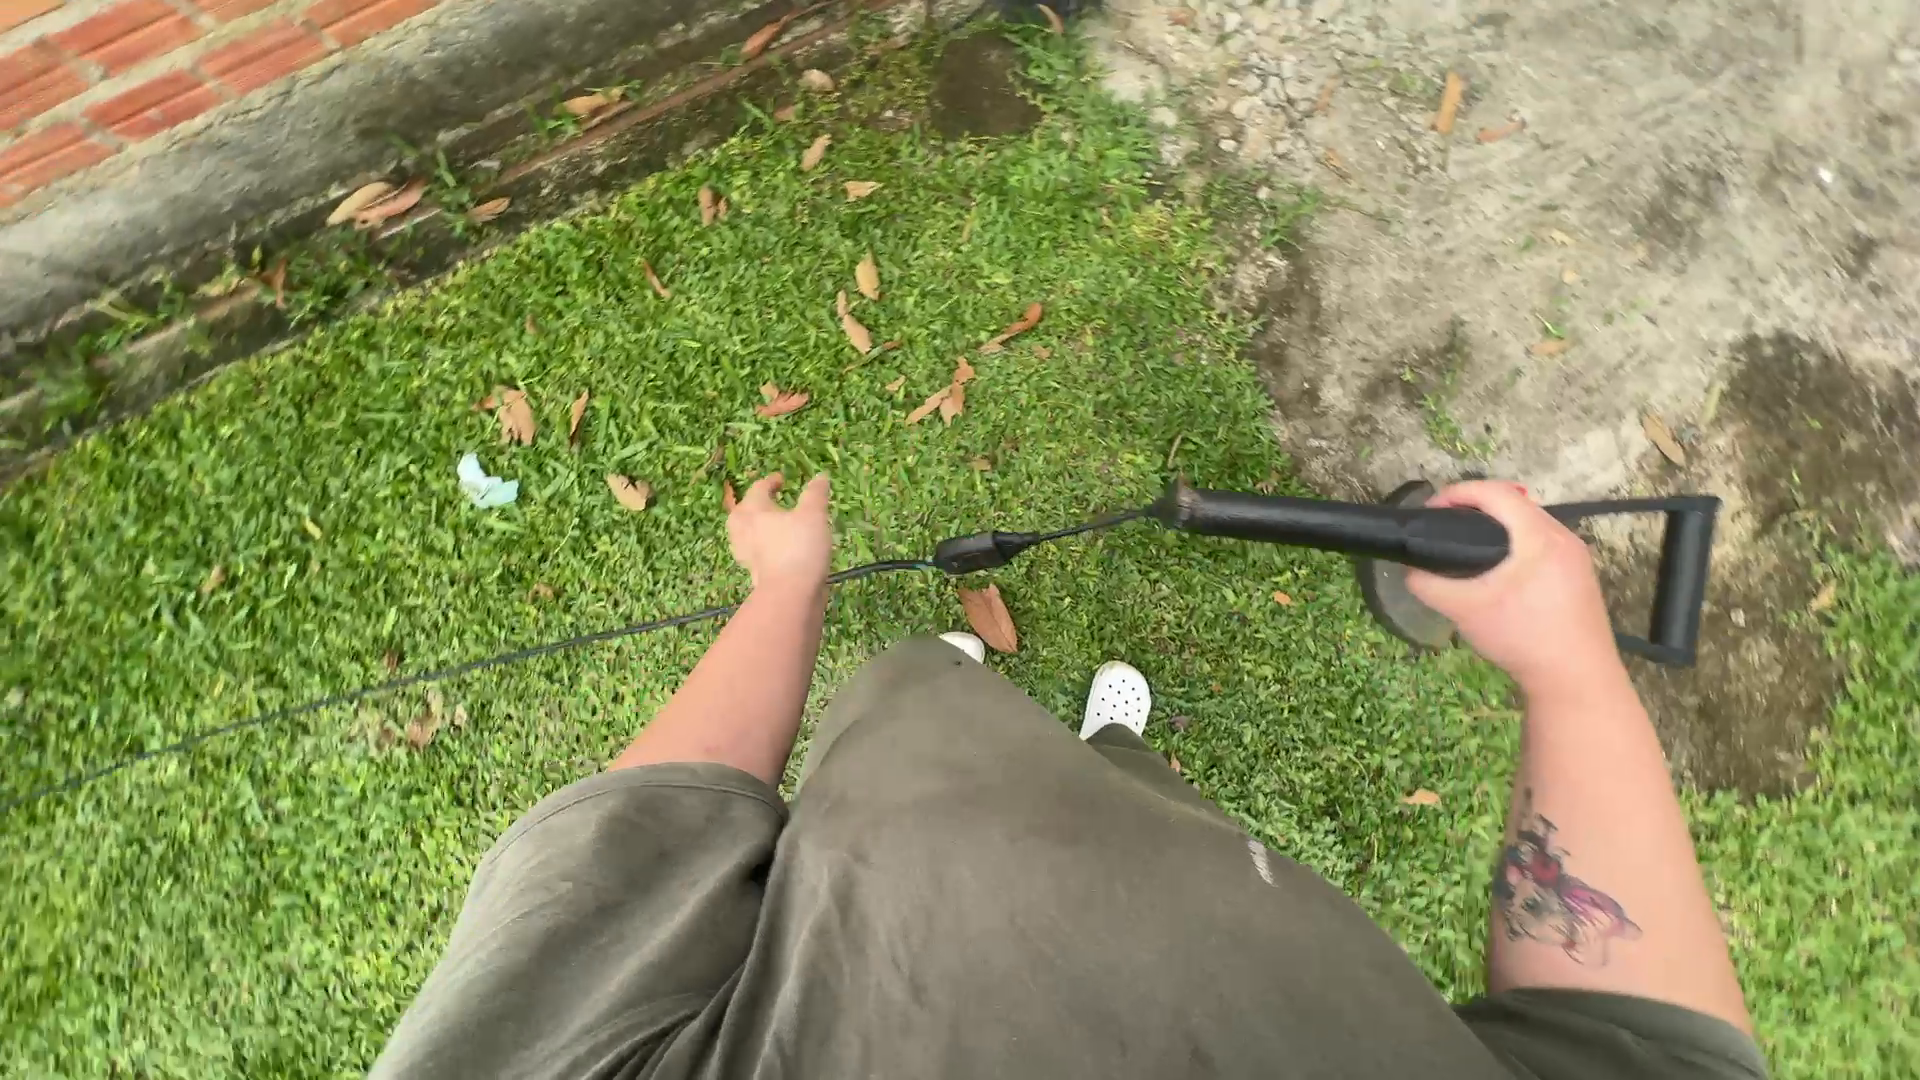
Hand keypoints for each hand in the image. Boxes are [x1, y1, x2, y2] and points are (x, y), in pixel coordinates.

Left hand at [728, 473, 832, 592]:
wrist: (791, 593)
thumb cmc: (799, 547)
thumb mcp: (813, 515)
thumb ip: (815, 494)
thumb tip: (821, 476)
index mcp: (754, 511)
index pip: (758, 489)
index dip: (771, 482)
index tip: (781, 480)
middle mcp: (744, 531)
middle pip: (741, 513)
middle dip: (753, 505)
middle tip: (767, 503)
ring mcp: (747, 555)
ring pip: (744, 535)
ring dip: (755, 528)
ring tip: (770, 526)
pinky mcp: (755, 574)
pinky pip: (754, 554)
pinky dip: (762, 548)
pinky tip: (775, 551)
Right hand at [1405, 480, 1620, 694]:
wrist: (1575, 678)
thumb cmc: (1521, 636)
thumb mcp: (1462, 609)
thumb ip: (1426, 584)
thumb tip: (1409, 569)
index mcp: (1538, 537)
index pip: (1496, 493)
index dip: (1457, 493)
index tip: (1429, 510)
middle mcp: (1563, 538)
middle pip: (1514, 502)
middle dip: (1473, 506)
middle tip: (1441, 525)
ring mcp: (1576, 556)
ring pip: (1529, 522)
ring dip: (1494, 523)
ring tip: (1462, 543)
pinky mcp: (1578, 574)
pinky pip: (1540, 540)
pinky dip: (1512, 539)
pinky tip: (1495, 566)